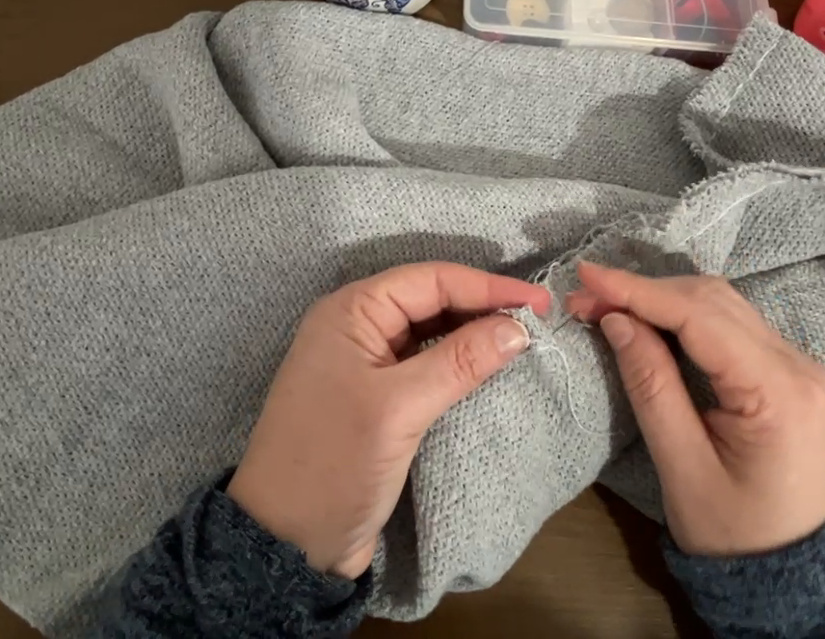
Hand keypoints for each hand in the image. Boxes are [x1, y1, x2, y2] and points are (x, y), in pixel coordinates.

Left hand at [227, 262, 550, 578]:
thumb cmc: (333, 464)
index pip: (431, 281)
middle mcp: (358, 327)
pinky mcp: (377, 397)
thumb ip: (459, 361)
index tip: (540, 302)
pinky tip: (491, 367)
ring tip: (525, 339)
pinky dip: (459, 362)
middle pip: (432, 300)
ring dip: (474, 333)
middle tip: (540, 320)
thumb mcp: (398, 408)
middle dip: (484, 306)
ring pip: (430, 332)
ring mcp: (366, 362)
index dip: (488, 287)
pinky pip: (425, 364)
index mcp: (352, 311)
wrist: (284, 544)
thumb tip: (518, 327)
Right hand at [566, 262, 824, 556]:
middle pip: (713, 301)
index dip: (638, 290)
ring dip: (663, 298)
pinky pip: (733, 324)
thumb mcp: (681, 466)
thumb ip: (650, 385)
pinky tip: (650, 319)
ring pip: (723, 305)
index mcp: (780, 392)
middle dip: (645, 292)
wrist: (791, 579)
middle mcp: (800, 365)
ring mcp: (801, 365)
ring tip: (609, 305)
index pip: (700, 317)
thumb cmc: (732, 534)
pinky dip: (685, 314)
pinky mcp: (791, 371)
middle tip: (587, 297)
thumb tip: (616, 319)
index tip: (586, 274)